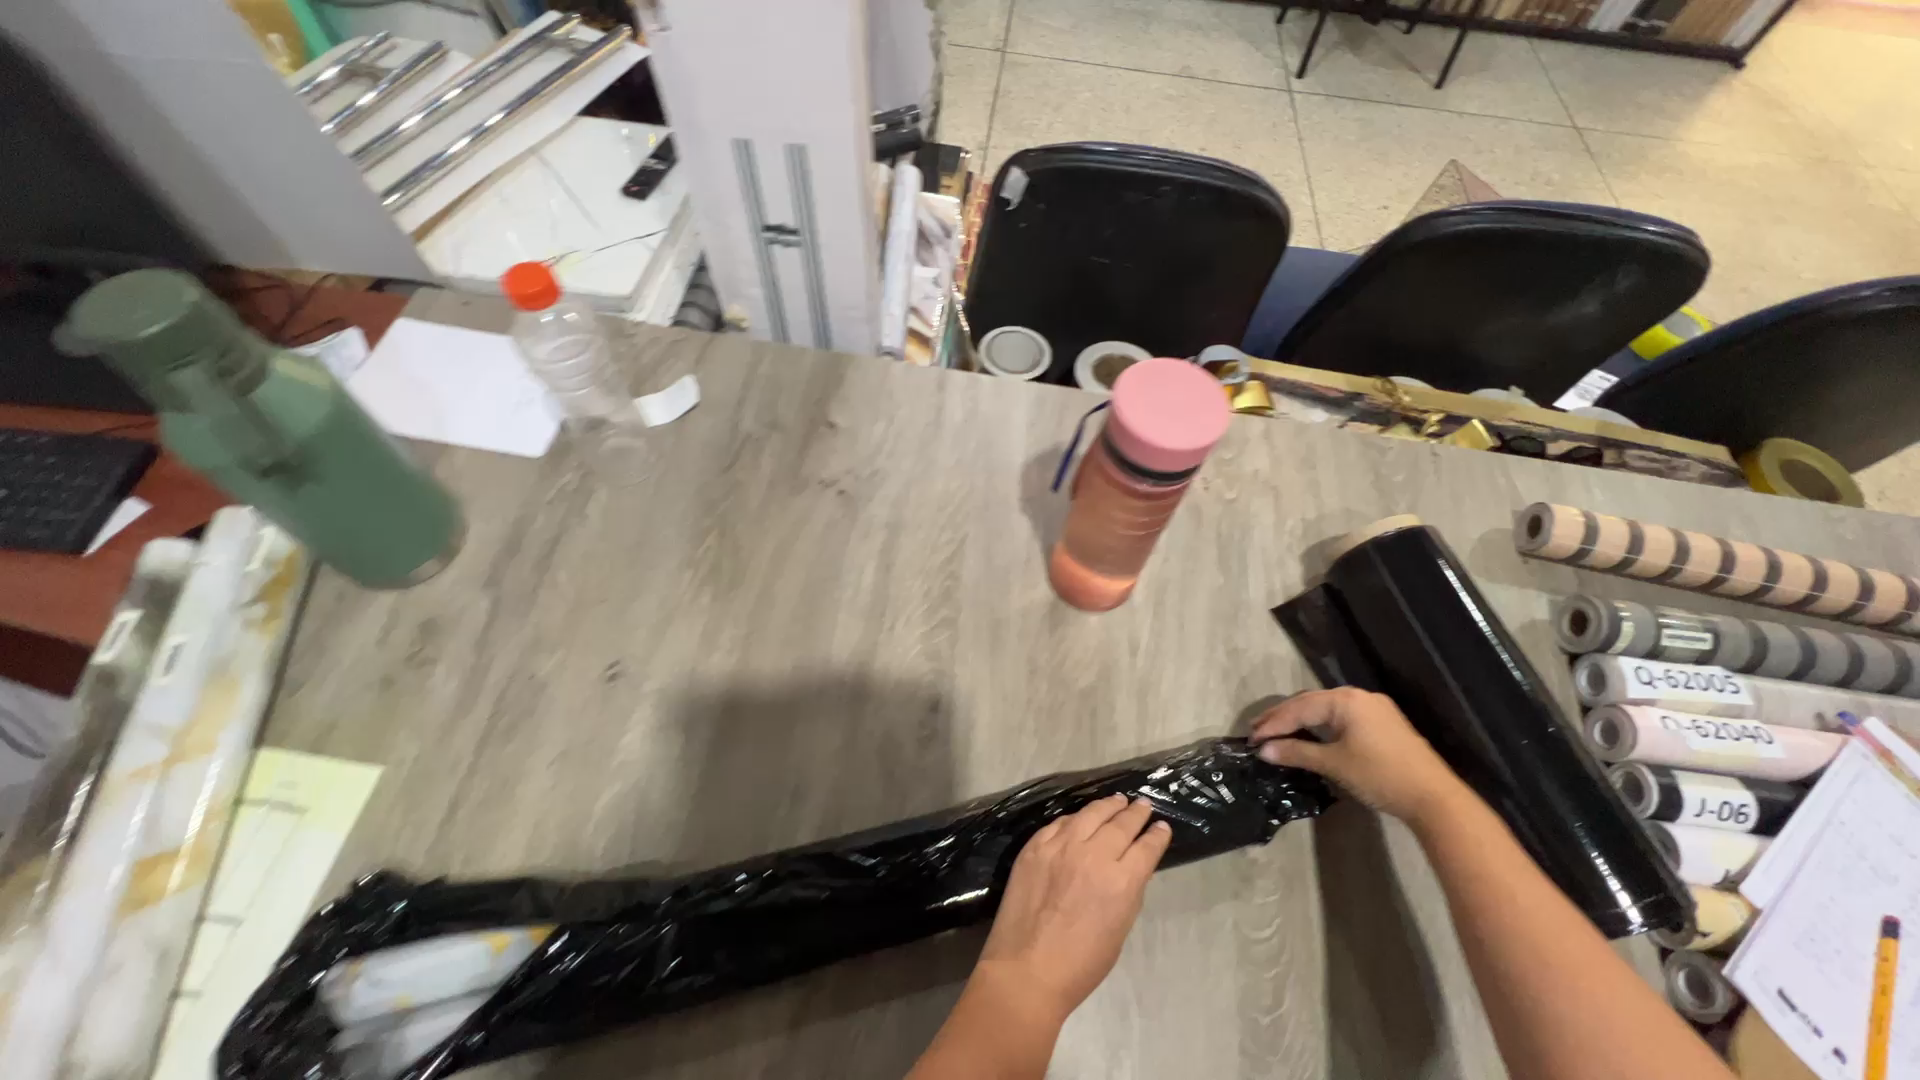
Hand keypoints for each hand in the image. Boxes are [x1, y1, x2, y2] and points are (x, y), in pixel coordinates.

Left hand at [971, 794, 1171, 1022]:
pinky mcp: (1035, 847)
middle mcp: (1093, 856)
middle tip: (1143, 805)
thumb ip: (1128, 892)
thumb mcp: (1120, 929)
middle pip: (1120, 825)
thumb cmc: (1081, 964)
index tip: (1162, 827)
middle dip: (1136, 814)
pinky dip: (1075, 818)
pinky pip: (1060, 823)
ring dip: (1107, 806)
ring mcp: (1061, 847)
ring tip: (1117, 800)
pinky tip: (1081, 816)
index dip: (1157, 836)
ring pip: (1090, 815)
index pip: (1146, 848)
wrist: (1027, 969)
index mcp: (1121, 882)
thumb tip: (1131, 868)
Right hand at [1251, 688, 1468, 824]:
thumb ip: (1296, 753)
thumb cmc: (1380, 775)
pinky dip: (1320, 725)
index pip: (1299, 708)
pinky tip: (1308, 734)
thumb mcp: (1334, 764)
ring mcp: (1373, 708)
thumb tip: (1263, 750)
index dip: (1273, 724)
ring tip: (1275, 732)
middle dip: (1282, 718)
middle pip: (1311, 703)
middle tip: (1256, 731)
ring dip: (1300, 721)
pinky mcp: (1382, 723)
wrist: (1434, 798)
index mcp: (1346, 700)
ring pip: (1326, 709)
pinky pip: (1341, 717)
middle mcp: (1359, 696)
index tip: (1250, 738)